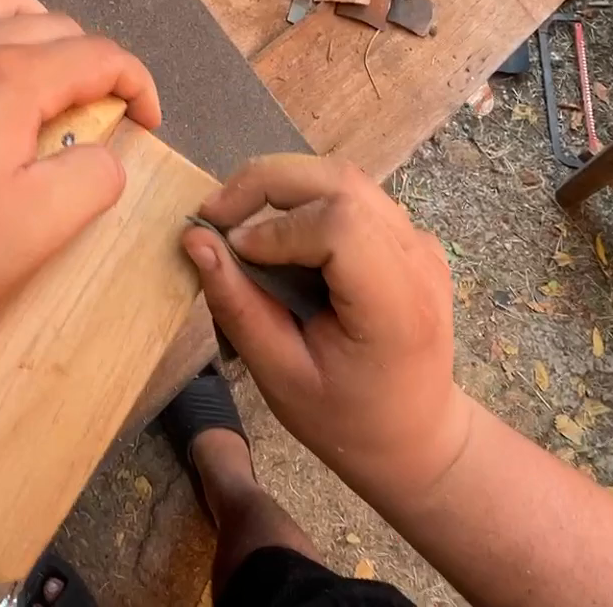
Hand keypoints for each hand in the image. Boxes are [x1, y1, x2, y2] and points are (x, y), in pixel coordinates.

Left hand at [0, 0, 160, 348]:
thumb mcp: (35, 232)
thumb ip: (93, 179)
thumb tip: (106, 151)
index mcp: (11, 81)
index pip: (100, 56)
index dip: (138, 83)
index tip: (145, 120)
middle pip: (51, 24)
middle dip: (88, 62)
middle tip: (88, 114)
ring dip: (28, 24)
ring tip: (32, 62)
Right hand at [182, 155, 471, 501]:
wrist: (415, 434)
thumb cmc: (346, 419)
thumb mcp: (280, 376)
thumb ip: (238, 305)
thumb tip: (195, 238)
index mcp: (396, 303)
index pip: (340, 223)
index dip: (276, 227)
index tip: (233, 251)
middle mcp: (416, 256)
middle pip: (339, 180)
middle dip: (265, 182)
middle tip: (215, 212)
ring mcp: (417, 239)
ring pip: (341, 177)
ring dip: (280, 185)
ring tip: (238, 219)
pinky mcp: (406, 234)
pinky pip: (348, 194)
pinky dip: (301, 198)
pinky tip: (275, 231)